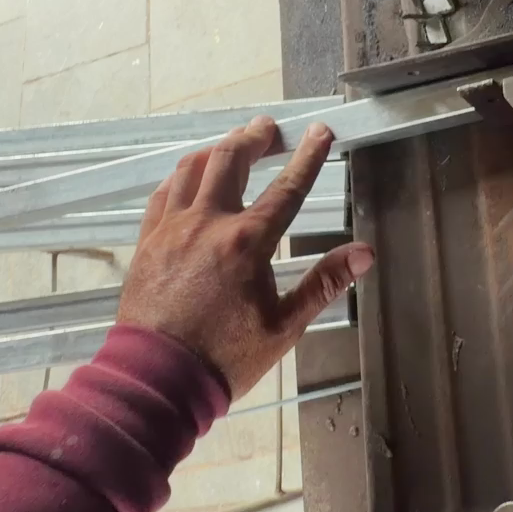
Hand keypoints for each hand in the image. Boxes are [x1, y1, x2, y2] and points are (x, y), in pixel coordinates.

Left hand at [117, 116, 374, 400]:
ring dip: (218, 149)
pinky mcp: (147, 241)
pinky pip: (164, 193)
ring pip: (192, 167)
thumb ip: (325, 282)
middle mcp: (208, 224)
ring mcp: (172, 229)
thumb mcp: (286, 325)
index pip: (288, 186)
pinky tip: (192, 177)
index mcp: (247, 242)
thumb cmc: (226, 356)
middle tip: (270, 128)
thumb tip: (365, 253)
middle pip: (231, 159)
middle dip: (255, 136)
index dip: (309, 155)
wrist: (153, 383)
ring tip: (234, 144)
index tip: (320, 130)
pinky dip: (183, 176)